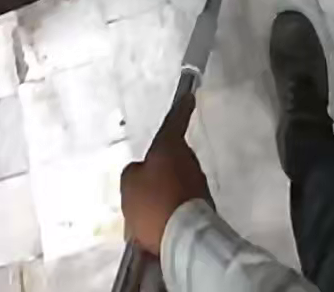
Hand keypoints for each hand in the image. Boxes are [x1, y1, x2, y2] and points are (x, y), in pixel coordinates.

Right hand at [119, 92, 210, 254]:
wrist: (185, 238)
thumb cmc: (154, 203)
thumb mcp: (129, 185)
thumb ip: (133, 172)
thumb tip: (140, 172)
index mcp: (170, 146)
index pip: (175, 121)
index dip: (181, 108)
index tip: (189, 95)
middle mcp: (188, 159)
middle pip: (172, 159)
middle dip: (161, 171)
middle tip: (145, 189)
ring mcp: (198, 183)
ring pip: (177, 183)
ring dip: (165, 194)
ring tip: (147, 218)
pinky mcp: (204, 206)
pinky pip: (182, 204)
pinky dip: (172, 212)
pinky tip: (159, 230)